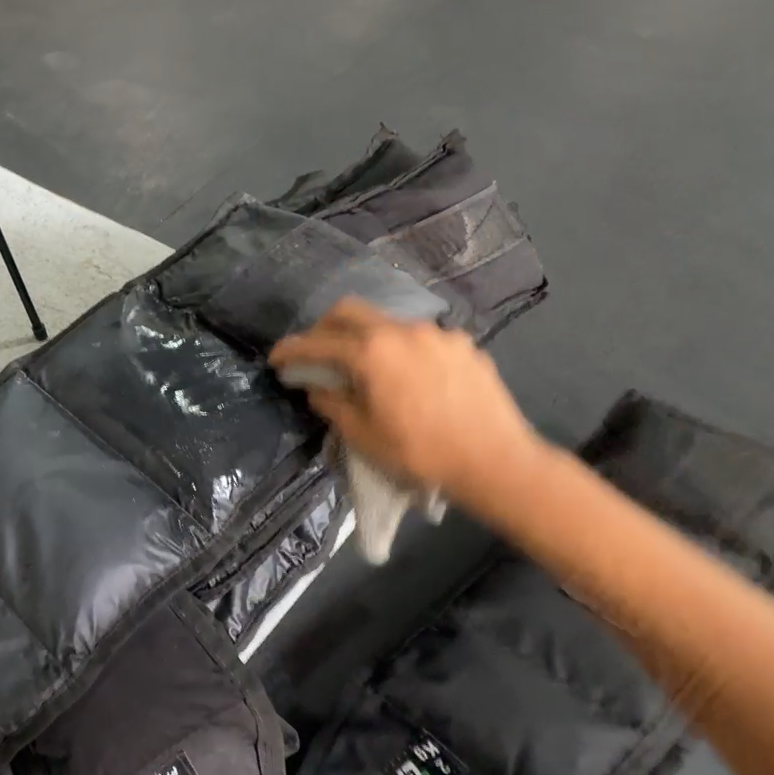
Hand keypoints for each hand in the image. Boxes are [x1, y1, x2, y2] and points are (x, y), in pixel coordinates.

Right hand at [268, 298, 540, 500]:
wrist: (497, 463)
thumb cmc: (420, 452)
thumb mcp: (361, 434)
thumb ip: (332, 404)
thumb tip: (318, 389)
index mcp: (371, 352)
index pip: (317, 343)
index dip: (290, 350)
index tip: (276, 359)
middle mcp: (403, 333)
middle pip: (349, 311)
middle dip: (323, 328)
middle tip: (315, 352)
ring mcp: (438, 336)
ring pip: (387, 323)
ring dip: (365, 338)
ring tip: (364, 366)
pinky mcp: (464, 348)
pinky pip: (421, 338)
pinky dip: (401, 349)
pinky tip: (406, 375)